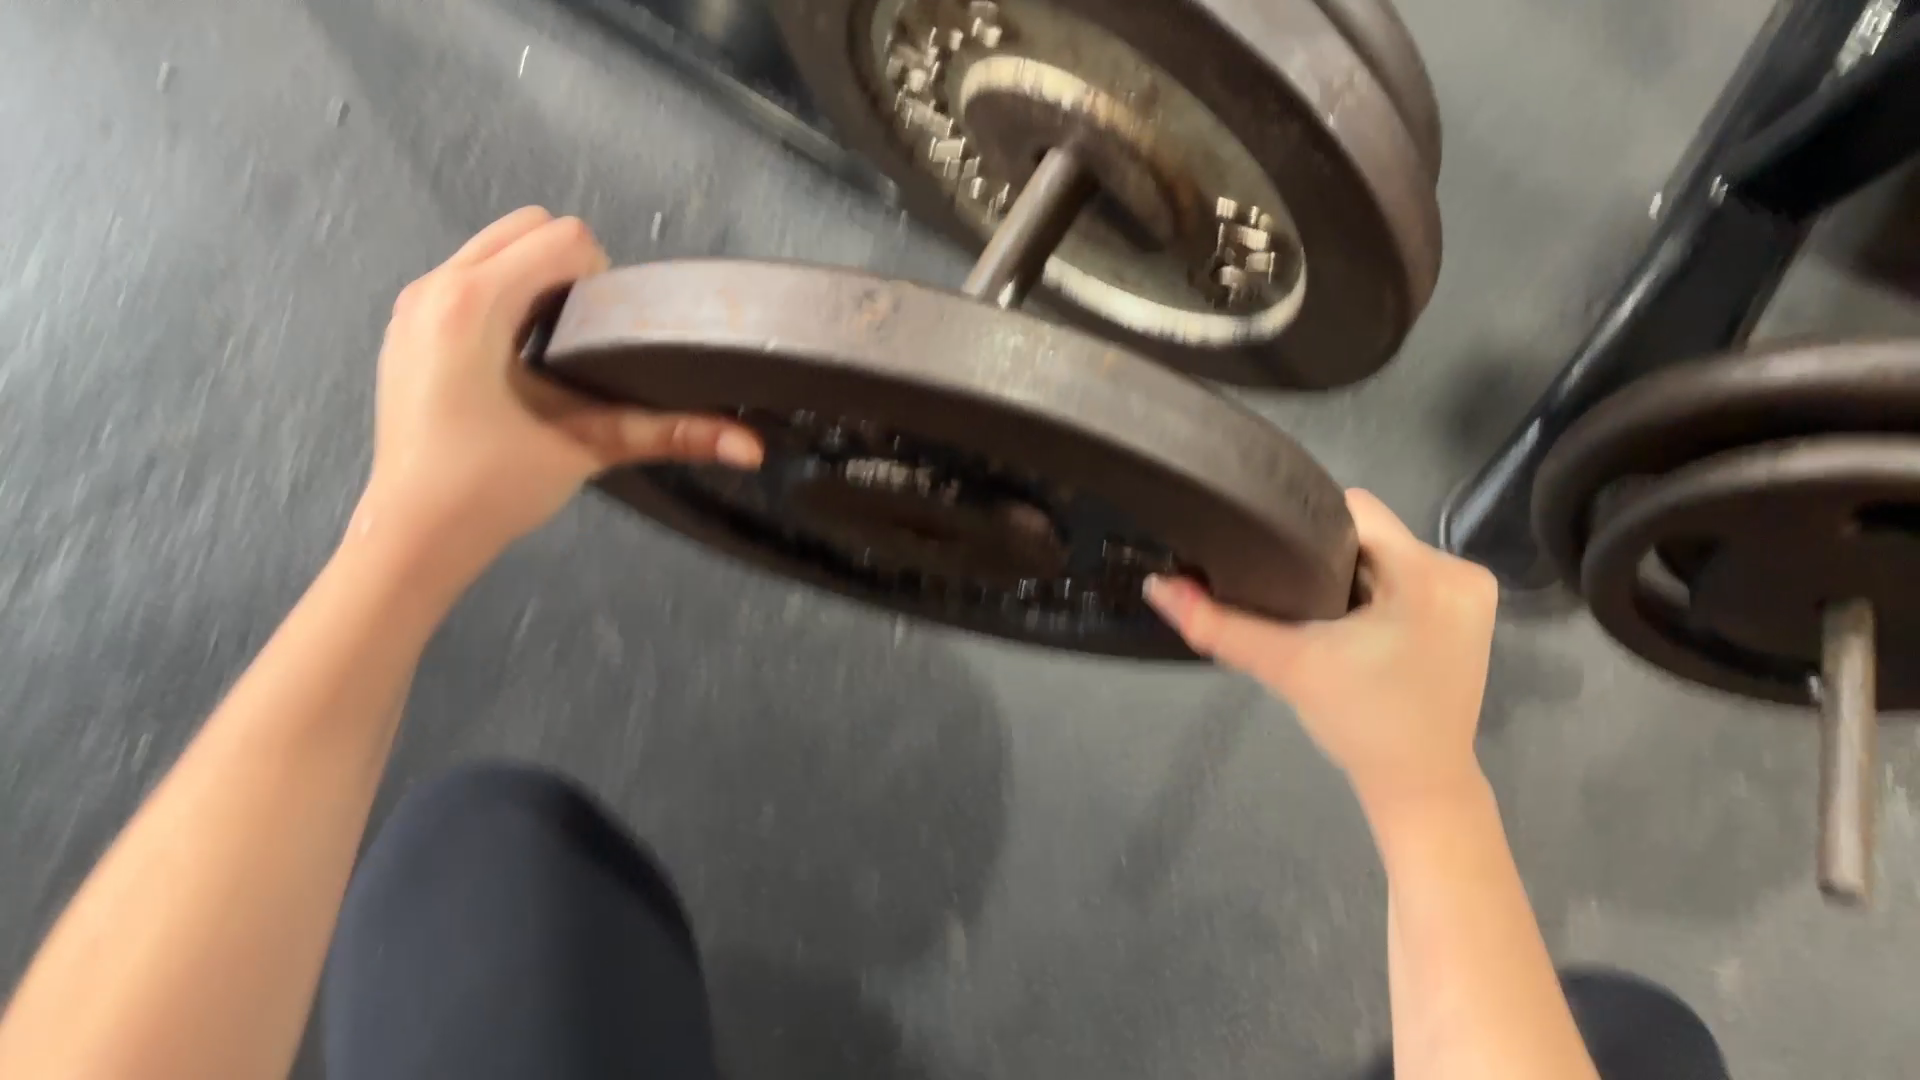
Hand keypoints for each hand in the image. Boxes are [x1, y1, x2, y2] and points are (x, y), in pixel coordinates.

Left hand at [361, 207, 762, 561]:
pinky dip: (504, 296)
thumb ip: (672, 435)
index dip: (604, 279)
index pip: (564, 237)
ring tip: (558, 349)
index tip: (611, 336)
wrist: (414, 532)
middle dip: (571, 269)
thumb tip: (754, 449)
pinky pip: (468, 276)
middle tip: (590, 339)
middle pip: (527, 226)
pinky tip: (517, 359)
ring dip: (536, 280)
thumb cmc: (495, 486)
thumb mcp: (591, 447)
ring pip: (493, 248)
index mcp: (476, 301)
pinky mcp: (406, 326)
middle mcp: (437, 284)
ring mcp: (414, 303)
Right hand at [1145, 490, 1498, 808]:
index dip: (1304, 528)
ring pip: (1385, 554)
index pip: (1353, 511)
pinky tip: (1350, 623)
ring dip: (1346, 574)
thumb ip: (1218, 624)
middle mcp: (1460, 573)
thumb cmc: (1358, 723)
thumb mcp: (1284, 667)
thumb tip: (1159, 586)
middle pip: (1368, 534)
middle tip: (1289, 595)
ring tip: (1315, 610)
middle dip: (1324, 557)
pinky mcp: (1470, 614)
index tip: (1271, 558)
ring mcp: (1472, 594)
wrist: (1417, 786)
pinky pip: (1405, 576)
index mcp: (1427, 575)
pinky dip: (1372, 591)